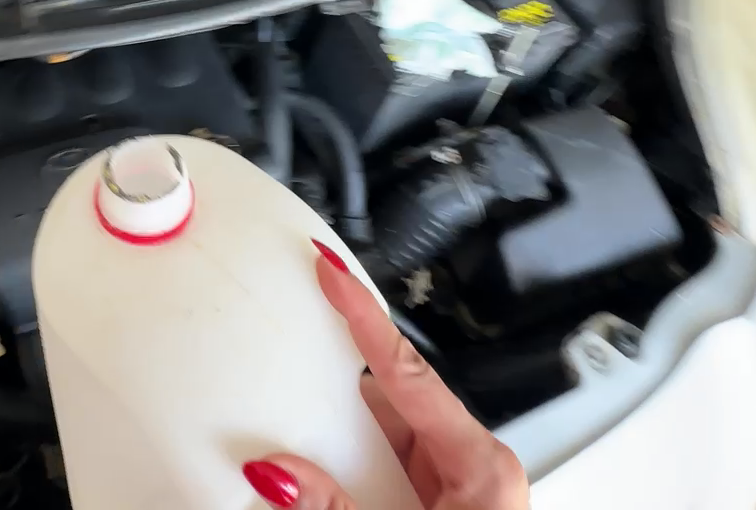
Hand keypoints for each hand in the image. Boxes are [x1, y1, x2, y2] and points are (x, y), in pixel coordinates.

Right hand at [240, 243, 528, 509]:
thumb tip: (276, 471)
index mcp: (480, 465)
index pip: (405, 367)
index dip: (361, 311)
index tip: (328, 268)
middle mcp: (466, 464)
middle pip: (386, 393)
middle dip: (333, 373)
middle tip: (286, 340)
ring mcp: (448, 484)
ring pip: (378, 430)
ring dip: (333, 426)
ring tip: (284, 413)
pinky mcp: (431, 501)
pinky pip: (378, 461)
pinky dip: (343, 458)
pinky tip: (309, 465)